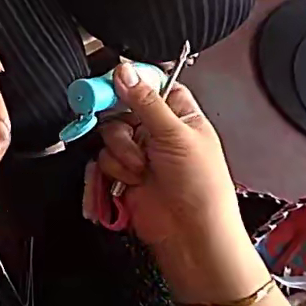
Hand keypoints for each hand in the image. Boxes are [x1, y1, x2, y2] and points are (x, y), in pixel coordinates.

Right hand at [94, 63, 263, 299]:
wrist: (188, 234)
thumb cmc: (201, 187)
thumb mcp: (175, 135)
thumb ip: (145, 101)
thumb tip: (124, 71)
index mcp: (179, 114)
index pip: (149, 83)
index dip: (130, 81)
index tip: (111, 82)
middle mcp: (157, 129)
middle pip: (121, 107)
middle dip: (120, 122)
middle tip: (121, 128)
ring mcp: (138, 150)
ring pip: (109, 132)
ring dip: (121, 151)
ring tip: (141, 167)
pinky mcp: (122, 170)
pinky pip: (103, 157)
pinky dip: (114, 168)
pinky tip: (133, 179)